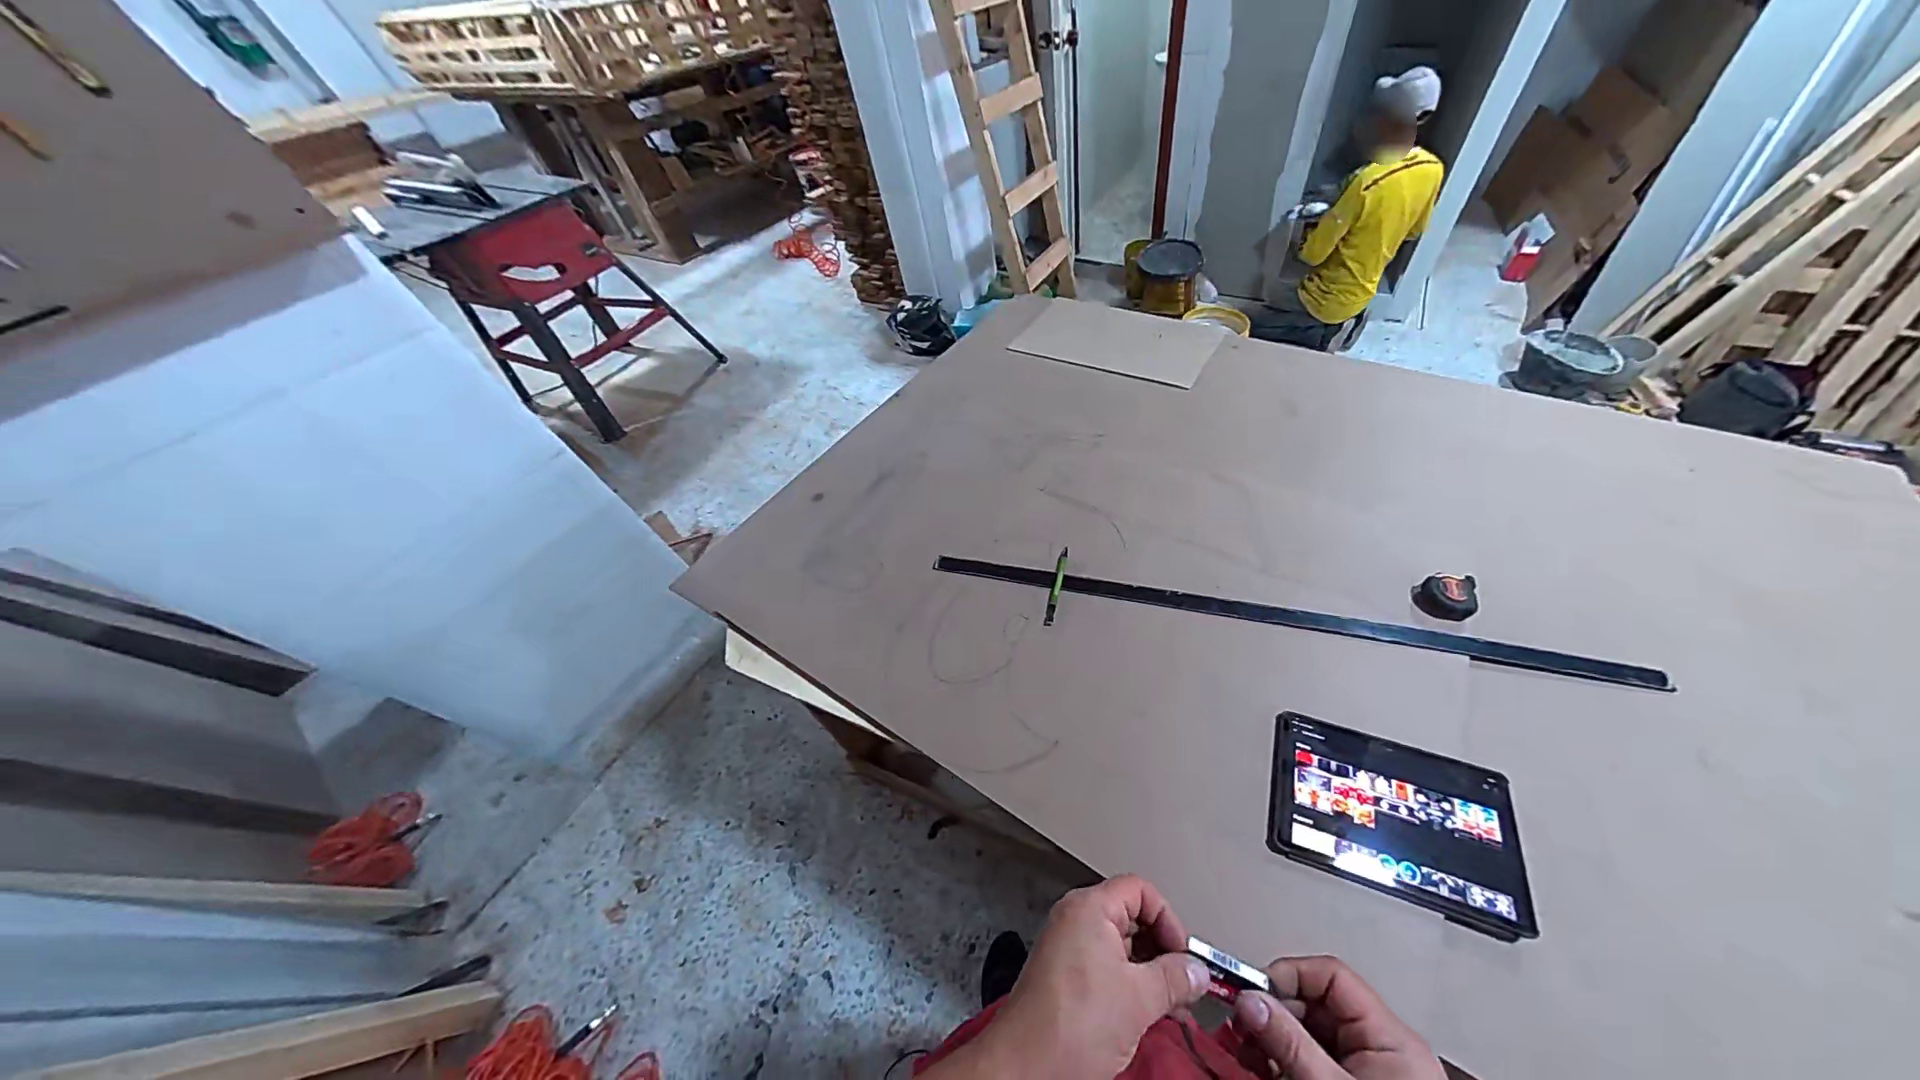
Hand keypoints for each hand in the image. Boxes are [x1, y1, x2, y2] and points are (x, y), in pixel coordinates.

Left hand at [932, 875, 1211, 1079]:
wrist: (1027, 1063)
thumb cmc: (1068, 1024)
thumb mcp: (1139, 998)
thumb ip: (1174, 978)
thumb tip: (1196, 970)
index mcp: (1089, 908)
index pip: (1139, 890)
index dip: (1168, 918)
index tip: (1183, 953)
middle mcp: (1076, 919)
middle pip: (1132, 916)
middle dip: (1163, 949)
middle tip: (1183, 982)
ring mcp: (1069, 945)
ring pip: (1122, 945)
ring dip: (1150, 972)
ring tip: (1171, 1004)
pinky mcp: (1066, 972)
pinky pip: (1107, 964)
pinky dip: (1131, 983)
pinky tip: (1148, 1013)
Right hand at [1231, 956, 1444, 1079]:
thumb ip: (1290, 1043)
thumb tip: (1249, 999)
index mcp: (1390, 1039)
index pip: (1330, 976)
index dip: (1288, 976)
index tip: (1253, 995)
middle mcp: (1381, 1049)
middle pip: (1316, 1003)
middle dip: (1275, 1013)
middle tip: (1243, 1031)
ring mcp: (1367, 1073)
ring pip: (1309, 1033)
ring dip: (1274, 1039)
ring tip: (1251, 1058)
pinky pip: (1312, 1060)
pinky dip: (1284, 1063)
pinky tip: (1265, 1073)